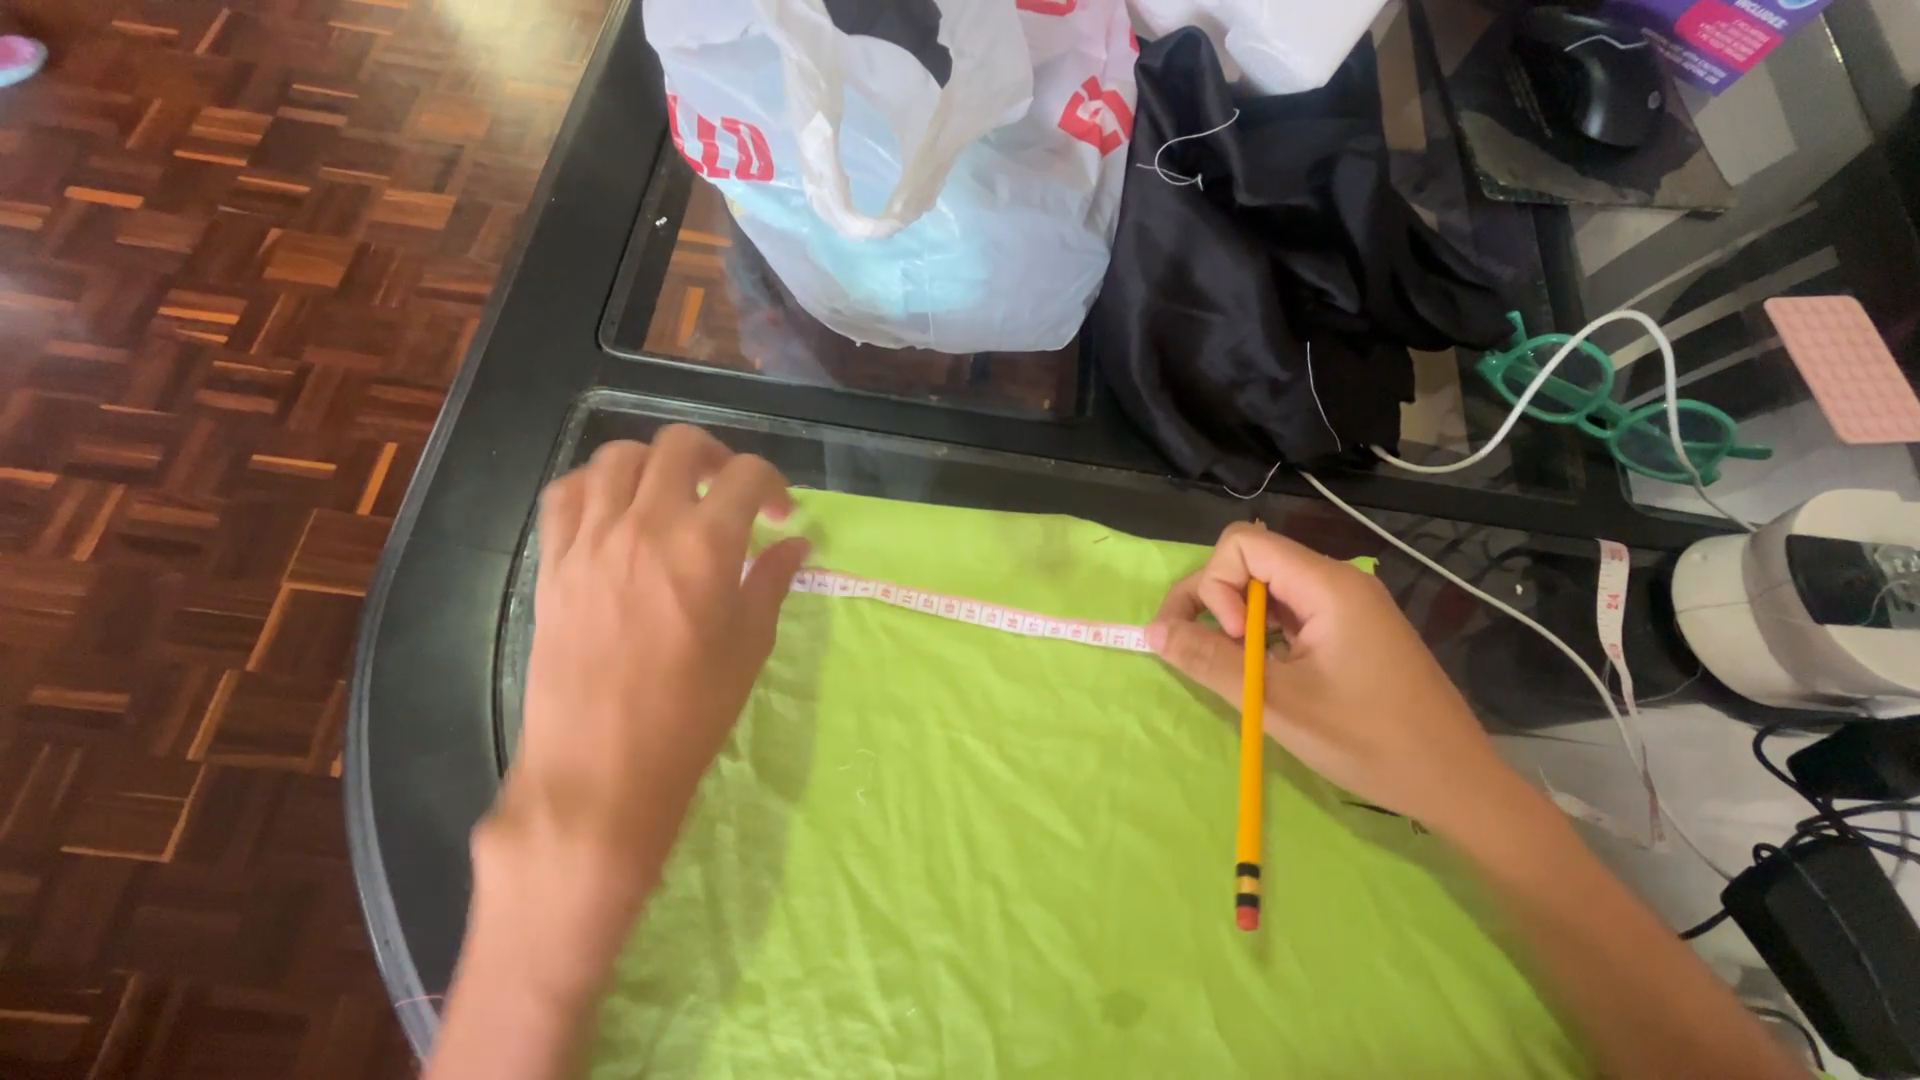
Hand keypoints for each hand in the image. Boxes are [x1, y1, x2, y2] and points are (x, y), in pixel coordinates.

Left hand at [471, 425, 809, 1000]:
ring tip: (671, 496)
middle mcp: (646, 523)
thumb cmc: (692, 710)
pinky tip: (614, 511)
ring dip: (655, 464)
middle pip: (680, 445)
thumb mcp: (750, 645)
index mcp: (706, 543)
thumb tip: (795, 543)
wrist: (602, 762)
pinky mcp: (554, 560)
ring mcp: (591, 537)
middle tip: (728, 491)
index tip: (780, 512)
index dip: (773, 484)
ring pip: (618, 457)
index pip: (747, 475)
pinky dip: (595, 485)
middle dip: (716, 456)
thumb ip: (771, 581)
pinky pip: (566, 493)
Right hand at [1148, 522, 1520, 831]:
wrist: (1457, 784)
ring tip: (1237, 673)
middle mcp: (1337, 582)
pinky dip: (1261, 636)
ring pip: (1265, 589)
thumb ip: (1210, 661)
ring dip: (1236, 623)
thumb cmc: (1371, 743)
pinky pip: (1288, 613)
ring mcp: (1346, 606)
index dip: (1216, 585)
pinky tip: (1266, 675)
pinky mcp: (1349, 630)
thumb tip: (1153, 630)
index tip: (1230, 639)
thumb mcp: (1278, 704)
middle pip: (1249, 562)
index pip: (1242, 544)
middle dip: (1214, 602)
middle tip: (1206, 656)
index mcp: (1327, 585)